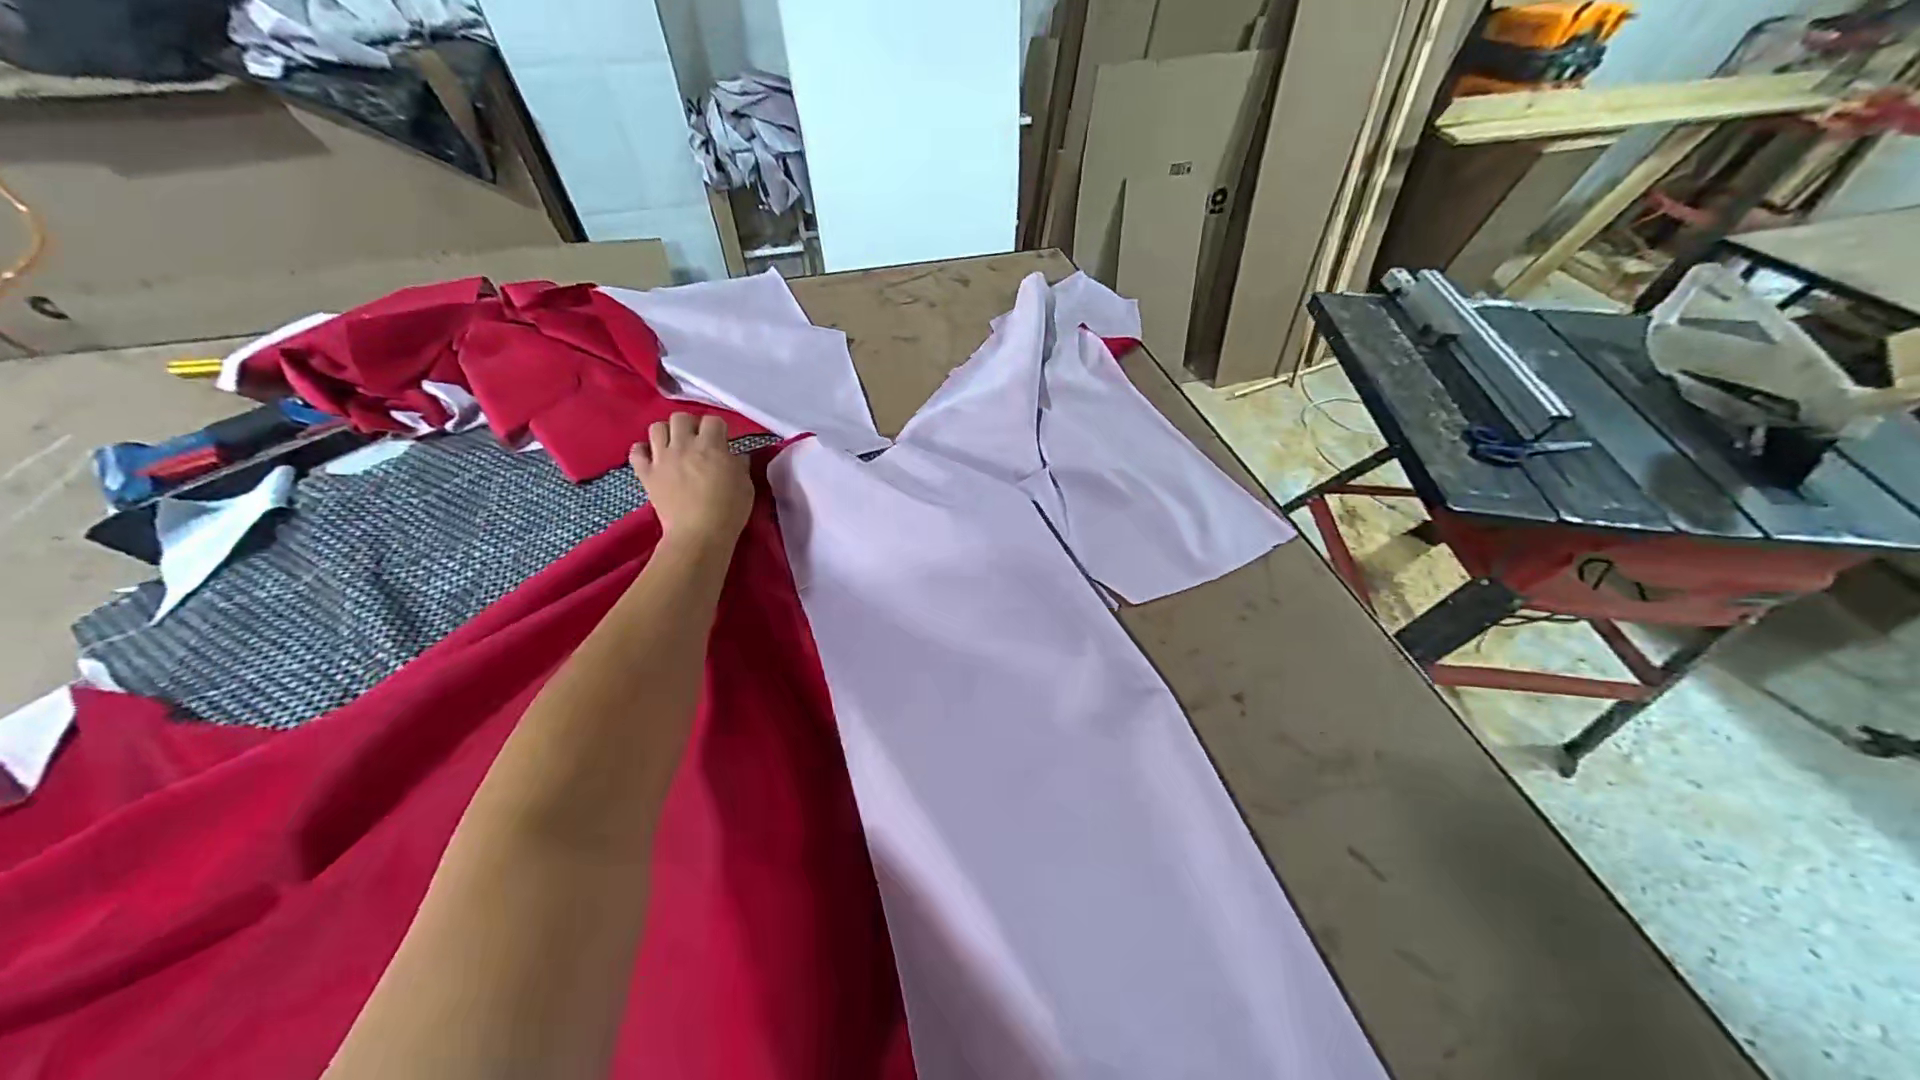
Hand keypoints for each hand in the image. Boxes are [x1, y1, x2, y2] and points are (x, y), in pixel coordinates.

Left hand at [629, 413, 752, 544]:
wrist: (699, 534)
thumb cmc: (729, 510)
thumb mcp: (746, 485)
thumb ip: (740, 465)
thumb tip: (736, 457)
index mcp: (711, 446)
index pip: (713, 420)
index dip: (719, 429)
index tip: (723, 441)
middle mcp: (683, 445)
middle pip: (681, 417)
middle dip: (691, 425)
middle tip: (698, 441)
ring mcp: (662, 458)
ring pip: (656, 428)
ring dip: (667, 433)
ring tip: (675, 446)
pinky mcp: (647, 474)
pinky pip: (636, 452)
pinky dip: (643, 451)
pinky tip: (653, 458)